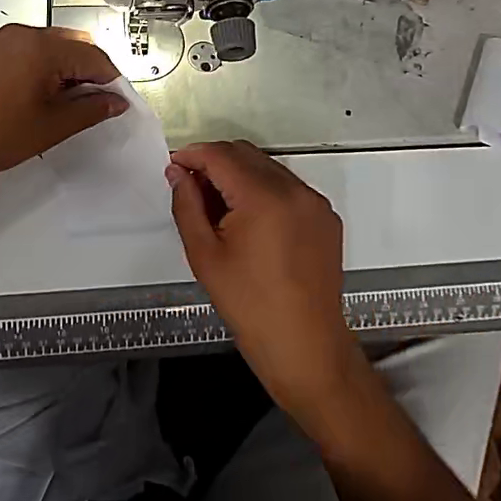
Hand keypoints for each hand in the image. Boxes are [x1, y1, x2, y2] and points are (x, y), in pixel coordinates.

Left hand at [0, 24, 126, 217]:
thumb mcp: (48, 128)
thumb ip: (89, 111)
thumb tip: (112, 102)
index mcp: (42, 47)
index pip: (97, 57)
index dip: (112, 83)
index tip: (114, 105)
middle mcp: (23, 35)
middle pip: (77, 46)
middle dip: (90, 76)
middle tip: (93, 109)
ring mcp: (4, 41)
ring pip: (54, 49)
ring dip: (68, 74)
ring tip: (63, 111)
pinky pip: (31, 54)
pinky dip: (45, 73)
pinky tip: (40, 103)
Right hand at [167, 141, 363, 418]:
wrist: (304, 345)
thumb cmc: (249, 305)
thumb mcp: (204, 254)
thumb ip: (187, 204)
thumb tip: (178, 173)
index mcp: (264, 197)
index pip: (221, 155)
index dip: (193, 155)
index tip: (175, 166)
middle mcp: (295, 190)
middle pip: (246, 154)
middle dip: (215, 162)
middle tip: (191, 187)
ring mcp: (314, 202)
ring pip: (268, 168)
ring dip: (240, 174)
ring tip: (218, 206)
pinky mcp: (325, 216)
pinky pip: (288, 187)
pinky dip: (264, 190)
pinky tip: (250, 220)